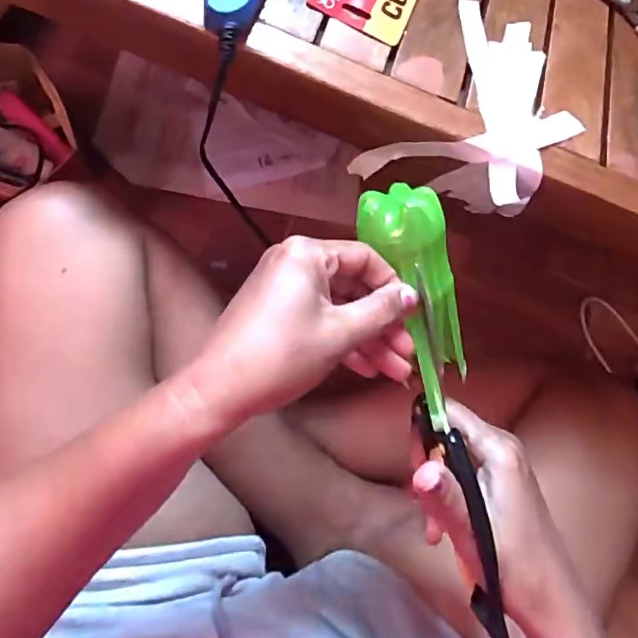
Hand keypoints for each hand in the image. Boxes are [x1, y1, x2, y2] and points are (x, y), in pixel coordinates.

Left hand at [179, 237, 416, 426]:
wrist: (222, 385)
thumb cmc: (283, 353)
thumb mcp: (340, 333)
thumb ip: (381, 311)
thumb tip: (411, 294)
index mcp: (307, 252)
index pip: (365, 258)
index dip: (394, 288)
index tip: (415, 319)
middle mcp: (293, 260)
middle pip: (351, 284)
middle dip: (383, 322)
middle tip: (408, 354)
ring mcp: (281, 285)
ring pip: (336, 305)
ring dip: (367, 337)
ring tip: (395, 371)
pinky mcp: (275, 309)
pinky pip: (317, 316)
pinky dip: (341, 338)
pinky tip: (367, 368)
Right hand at [411, 401, 606, 637]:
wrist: (555, 611)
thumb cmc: (516, 570)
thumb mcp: (473, 533)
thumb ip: (445, 498)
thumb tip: (421, 470)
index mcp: (500, 449)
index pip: (446, 409)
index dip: (422, 429)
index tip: (416, 467)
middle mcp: (503, 446)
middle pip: (445, 430)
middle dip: (427, 464)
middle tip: (423, 501)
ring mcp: (503, 463)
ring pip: (449, 453)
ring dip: (434, 485)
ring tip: (435, 524)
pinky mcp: (501, 480)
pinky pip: (461, 470)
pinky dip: (447, 493)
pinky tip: (443, 526)